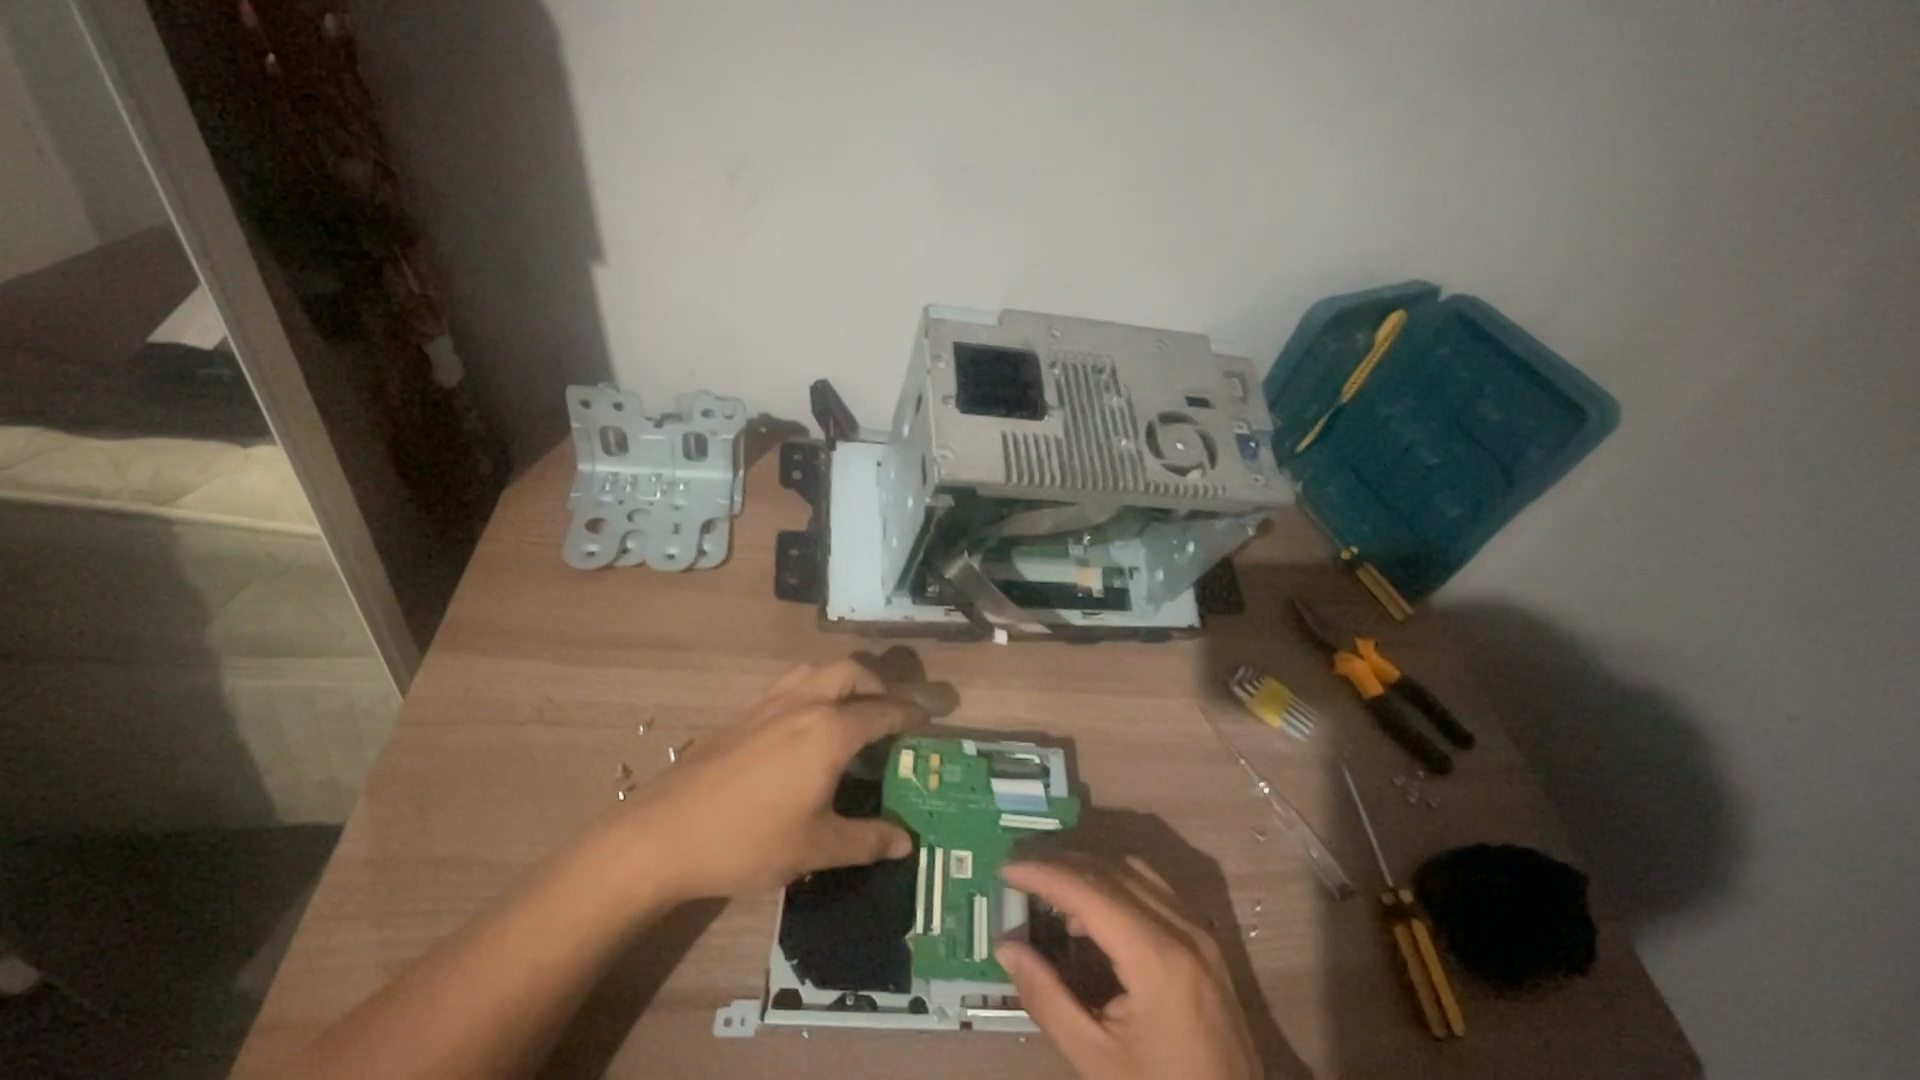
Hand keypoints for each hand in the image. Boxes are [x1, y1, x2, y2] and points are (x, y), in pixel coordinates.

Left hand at [608, 658, 926, 902]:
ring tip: (851, 710)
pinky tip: (804, 726)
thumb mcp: (816, 848)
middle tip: (892, 712)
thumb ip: (867, 840)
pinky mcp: (740, 715)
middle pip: (851, 672)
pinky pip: (788, 685)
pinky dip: (812, 689)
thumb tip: (906, 841)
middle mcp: (803, 705)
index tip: (930, 718)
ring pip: (815, 671)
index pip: (883, 711)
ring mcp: (767, 705)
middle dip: (879, 684)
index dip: (911, 714)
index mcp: (830, 731)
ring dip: (843, 680)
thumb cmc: (747, 842)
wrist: (661, 836)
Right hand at [995, 856, 1260, 1079]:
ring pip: (1137, 873)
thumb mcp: (1095, 1057)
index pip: (1090, 891)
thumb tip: (1006, 946)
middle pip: (1113, 870)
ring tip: (1047, 892)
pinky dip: (1116, 886)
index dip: (1043, 874)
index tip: (1004, 869)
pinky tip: (1090, 916)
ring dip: (1089, 871)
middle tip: (1018, 872)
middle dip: (1061, 864)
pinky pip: (1156, 891)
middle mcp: (1183, 929)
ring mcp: (1200, 933)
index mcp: (1157, 957)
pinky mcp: (1206, 943)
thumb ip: (1047, 997)